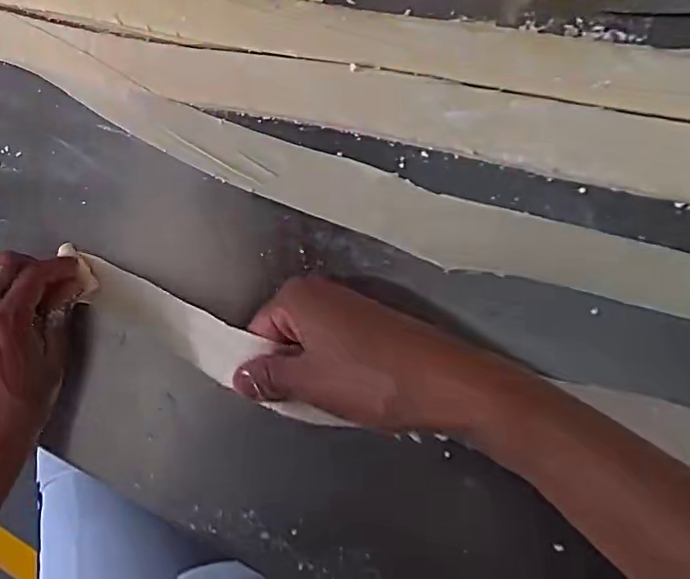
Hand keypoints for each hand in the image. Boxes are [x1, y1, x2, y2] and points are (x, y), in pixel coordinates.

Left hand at [0, 251, 87, 446]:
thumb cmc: (27, 400)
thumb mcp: (54, 357)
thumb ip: (60, 314)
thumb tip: (70, 287)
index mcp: (8, 318)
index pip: (33, 274)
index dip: (58, 266)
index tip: (75, 266)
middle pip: (7, 262)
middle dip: (36, 263)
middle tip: (58, 277)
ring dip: (21, 272)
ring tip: (45, 289)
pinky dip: (12, 284)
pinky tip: (30, 302)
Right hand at [231, 276, 543, 436]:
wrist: (450, 384)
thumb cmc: (374, 380)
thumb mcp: (310, 385)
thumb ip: (268, 379)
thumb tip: (239, 376)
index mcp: (296, 296)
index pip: (256, 331)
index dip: (262, 366)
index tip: (276, 395)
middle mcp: (319, 290)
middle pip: (283, 334)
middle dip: (290, 369)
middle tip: (309, 400)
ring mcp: (347, 303)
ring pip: (311, 343)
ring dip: (316, 372)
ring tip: (338, 399)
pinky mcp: (371, 321)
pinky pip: (336, 344)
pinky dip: (339, 368)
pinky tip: (359, 391)